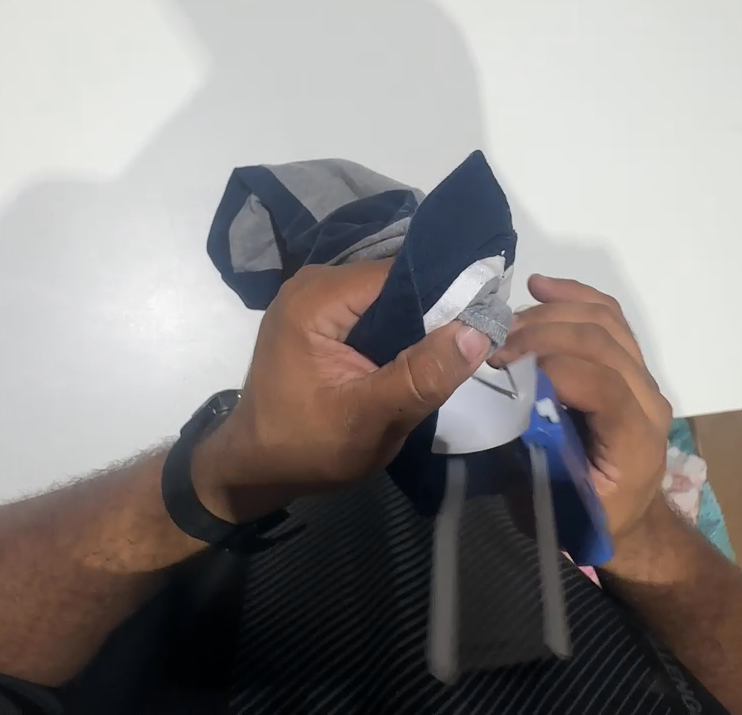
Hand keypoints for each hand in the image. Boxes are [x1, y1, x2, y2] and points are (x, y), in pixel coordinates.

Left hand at [191, 260, 493, 521]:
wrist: (255, 468)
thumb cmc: (306, 448)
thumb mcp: (369, 421)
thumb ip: (420, 377)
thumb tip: (477, 329)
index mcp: (316, 299)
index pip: (399, 273)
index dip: (446, 292)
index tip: (486, 317)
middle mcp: (313, 283)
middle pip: (394, 279)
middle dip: (435, 306)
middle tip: (477, 338)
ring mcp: (315, 295)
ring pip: (387, 292)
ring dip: (418, 318)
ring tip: (454, 347)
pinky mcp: (320, 312)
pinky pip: (371, 305)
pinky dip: (397, 324)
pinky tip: (418, 350)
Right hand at [491, 275, 673, 551]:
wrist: (628, 516)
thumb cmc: (584, 515)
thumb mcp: (552, 503)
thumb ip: (532, 455)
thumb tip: (500, 408)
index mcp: (635, 442)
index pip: (603, 386)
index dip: (554, 366)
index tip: (502, 365)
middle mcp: (649, 402)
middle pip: (603, 342)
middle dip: (543, 331)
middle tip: (495, 341)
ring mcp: (645, 377)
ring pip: (605, 320)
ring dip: (553, 310)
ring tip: (508, 320)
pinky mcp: (632, 363)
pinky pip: (608, 315)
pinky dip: (573, 295)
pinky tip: (540, 288)